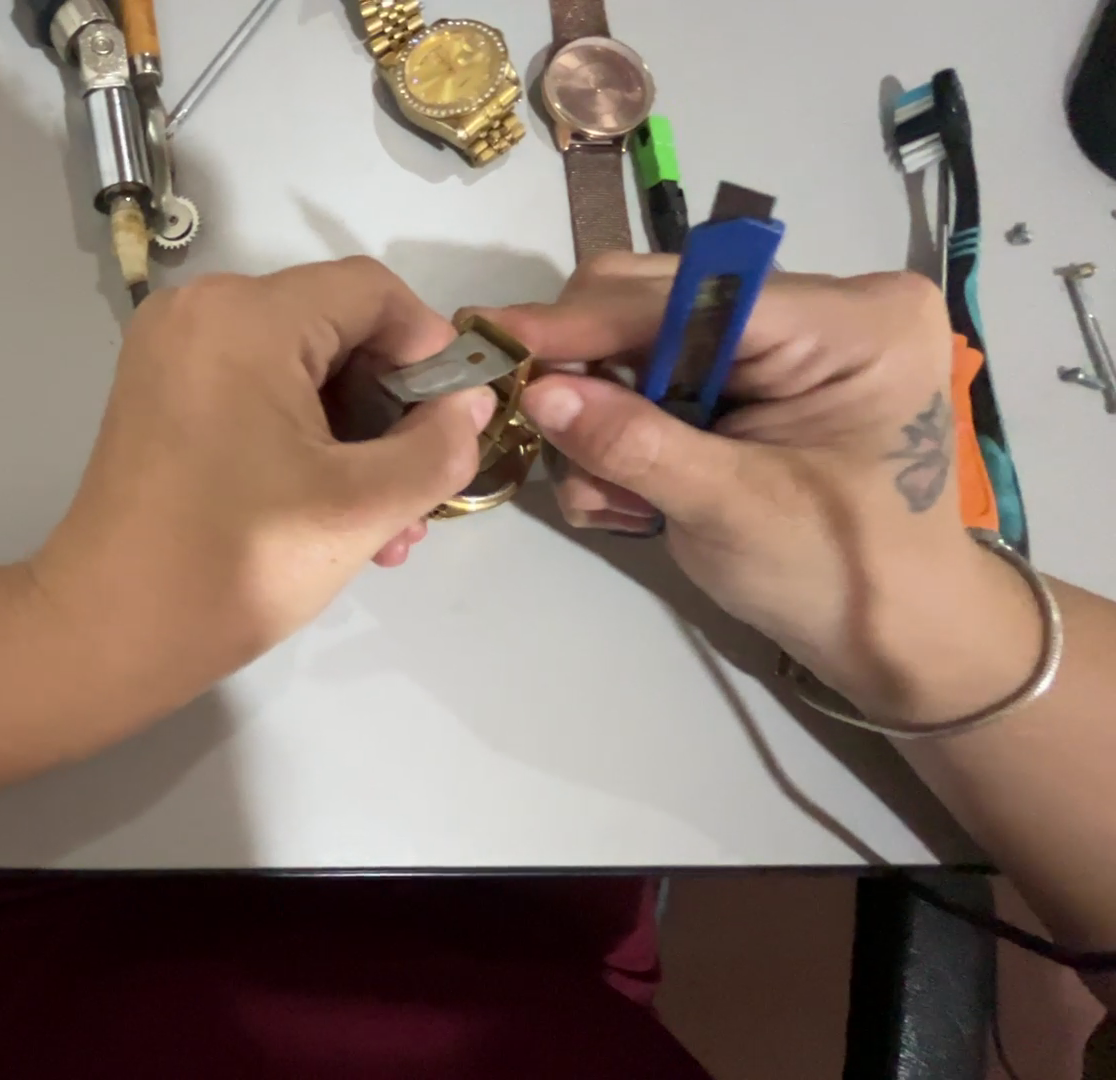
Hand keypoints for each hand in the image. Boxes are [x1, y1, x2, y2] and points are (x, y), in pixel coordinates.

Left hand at [33, 258, 496, 694]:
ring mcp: (170, 358)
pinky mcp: (158, 401)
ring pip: (293, 375)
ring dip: (349, 442)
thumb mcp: (360, 506)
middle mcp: (198, 314)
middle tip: (422, 491)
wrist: (109, 630)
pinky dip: (297, 442)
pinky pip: (250, 398)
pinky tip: (332, 514)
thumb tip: (467, 406)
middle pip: (331, 332)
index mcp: (245, 316)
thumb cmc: (238, 561)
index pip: (371, 293)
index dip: (429, 348)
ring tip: (387, 527)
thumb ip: (437, 446)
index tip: (453, 419)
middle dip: (388, 413)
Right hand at [488, 254, 1040, 723]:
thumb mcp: (731, 508)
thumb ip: (632, 444)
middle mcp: (799, 312)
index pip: (686, 292)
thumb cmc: (839, 570)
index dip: (583, 319)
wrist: (882, 627)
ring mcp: (755, 348)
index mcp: (845, 321)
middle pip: (640, 302)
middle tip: (555, 441)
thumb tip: (536, 391)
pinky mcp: (721, 384)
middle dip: (583, 375)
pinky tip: (634, 499)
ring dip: (592, 427)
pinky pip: (626, 388)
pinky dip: (605, 445)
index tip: (495, 341)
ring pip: (618, 348)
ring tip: (619, 499)